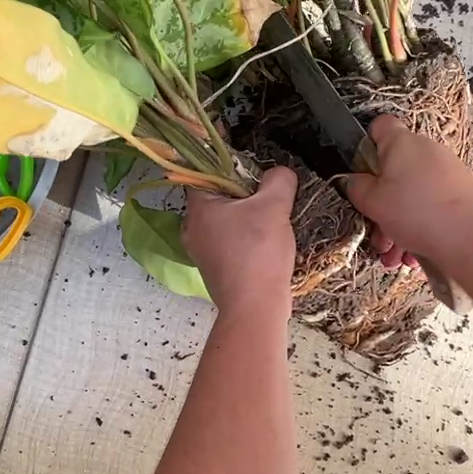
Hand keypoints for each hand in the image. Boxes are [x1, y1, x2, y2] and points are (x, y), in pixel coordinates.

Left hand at [183, 167, 297, 320]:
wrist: (255, 308)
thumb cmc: (258, 252)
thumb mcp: (274, 206)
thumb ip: (279, 180)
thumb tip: (280, 173)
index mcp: (197, 209)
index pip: (204, 173)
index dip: (228, 166)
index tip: (252, 171)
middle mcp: (192, 229)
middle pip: (217, 197)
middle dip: (243, 193)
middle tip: (267, 195)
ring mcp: (201, 252)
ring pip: (225, 221)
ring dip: (247, 217)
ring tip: (271, 220)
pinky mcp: (215, 270)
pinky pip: (230, 242)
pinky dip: (246, 238)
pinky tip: (266, 243)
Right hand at [344, 116, 472, 268]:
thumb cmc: (418, 214)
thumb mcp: (372, 203)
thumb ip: (356, 188)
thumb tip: (353, 180)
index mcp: (402, 143)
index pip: (380, 125)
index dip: (365, 143)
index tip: (360, 170)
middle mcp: (428, 150)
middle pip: (394, 169)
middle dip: (381, 202)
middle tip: (375, 229)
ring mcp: (449, 171)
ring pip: (412, 193)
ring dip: (398, 222)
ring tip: (393, 254)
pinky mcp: (463, 192)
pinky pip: (432, 206)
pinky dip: (420, 226)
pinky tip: (413, 254)